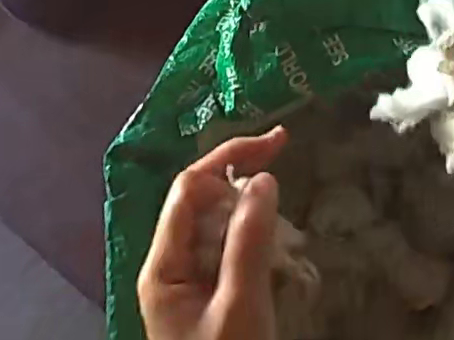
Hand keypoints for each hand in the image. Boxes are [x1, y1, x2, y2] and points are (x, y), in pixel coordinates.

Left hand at [138, 127, 288, 339]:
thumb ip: (249, 239)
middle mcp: (174, 264)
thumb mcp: (240, 308)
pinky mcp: (214, 293)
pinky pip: (236, 246)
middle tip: (287, 168)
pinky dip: (261, 239)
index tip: (279, 145)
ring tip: (288, 238)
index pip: (191, 186)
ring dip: (258, 213)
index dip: (231, 156)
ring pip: (225, 219)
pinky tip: (283, 257)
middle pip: (207, 197)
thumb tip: (264, 175)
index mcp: (165, 265)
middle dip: (246, 182)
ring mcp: (193, 279)